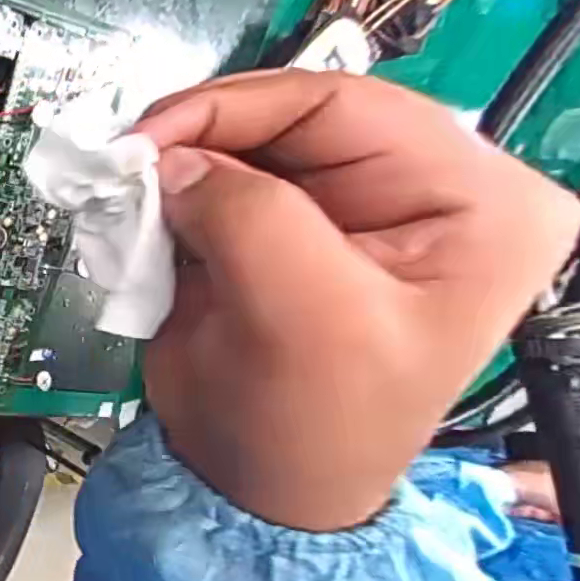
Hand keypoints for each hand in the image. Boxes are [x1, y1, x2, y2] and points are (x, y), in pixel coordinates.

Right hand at [135, 71, 579, 531]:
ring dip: (162, 176)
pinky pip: (194, 198)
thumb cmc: (309, 414)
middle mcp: (395, 194)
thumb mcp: (304, 317)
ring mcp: (316, 218)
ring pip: (226, 158)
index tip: (142, 140)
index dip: (234, 108)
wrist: (250, 472)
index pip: (342, 107)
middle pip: (279, 126)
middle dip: (191, 141)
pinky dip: (150, 207)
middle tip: (118, 168)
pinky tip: (127, 227)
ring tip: (117, 202)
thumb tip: (167, 162)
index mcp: (462, 199)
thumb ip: (250, 221)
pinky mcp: (252, 241)